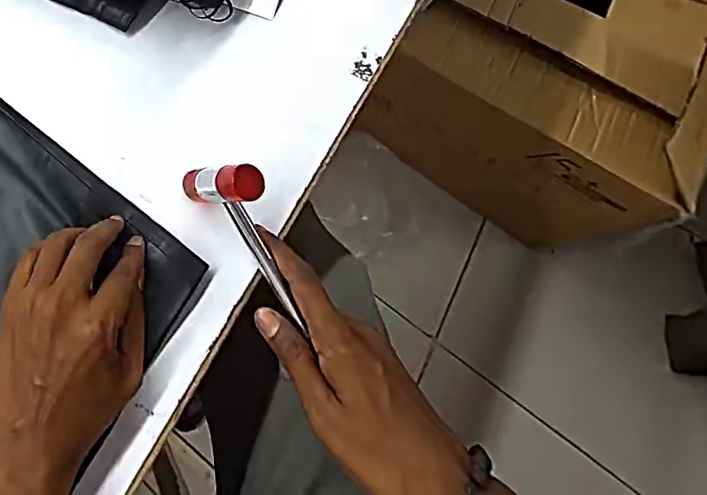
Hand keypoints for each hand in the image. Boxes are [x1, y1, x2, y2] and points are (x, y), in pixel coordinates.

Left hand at [0, 217, 146, 494]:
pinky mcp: (11, 304)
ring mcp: (32, 301)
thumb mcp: (127, 375)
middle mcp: (62, 305)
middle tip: (114, 227)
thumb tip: (136, 284)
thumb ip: (135, 322)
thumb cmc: (77, 415)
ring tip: (86, 233)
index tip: (135, 246)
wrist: (29, 440)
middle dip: (107, 230)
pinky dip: (44, 248)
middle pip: (89, 244)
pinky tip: (54, 250)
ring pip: (56, 244)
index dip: (133, 253)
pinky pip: (27, 259)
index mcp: (96, 325)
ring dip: (76, 233)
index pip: (123, 270)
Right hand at [255, 226, 469, 494]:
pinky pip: (344, 334)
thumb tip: (268, 319)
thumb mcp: (323, 411)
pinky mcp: (384, 358)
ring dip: (306, 323)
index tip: (264, 236)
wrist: (442, 482)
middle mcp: (361, 334)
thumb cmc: (385, 455)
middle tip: (265, 311)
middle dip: (287, 295)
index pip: (304, 282)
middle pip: (314, 298)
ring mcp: (376, 345)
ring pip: (329, 319)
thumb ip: (293, 357)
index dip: (280, 253)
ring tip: (293, 356)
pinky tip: (323, 370)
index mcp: (341, 342)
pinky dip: (325, 338)